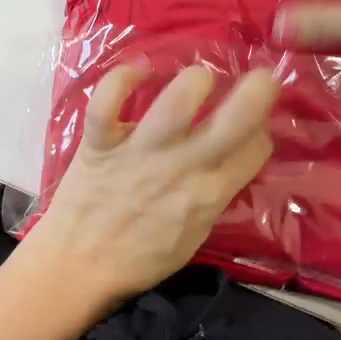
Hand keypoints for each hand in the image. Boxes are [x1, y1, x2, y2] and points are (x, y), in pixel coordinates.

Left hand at [19, 64, 277, 305]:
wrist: (78, 269)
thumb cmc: (138, 258)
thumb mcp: (193, 235)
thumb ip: (212, 196)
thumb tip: (229, 162)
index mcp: (209, 194)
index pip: (255, 149)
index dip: (262, 129)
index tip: (254, 121)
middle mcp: (181, 168)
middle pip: (234, 121)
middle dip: (257, 90)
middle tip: (260, 75)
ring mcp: (138, 153)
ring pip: (176, 103)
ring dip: (194, 81)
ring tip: (197, 79)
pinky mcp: (99, 144)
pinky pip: (107, 103)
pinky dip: (121, 79)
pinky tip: (137, 70)